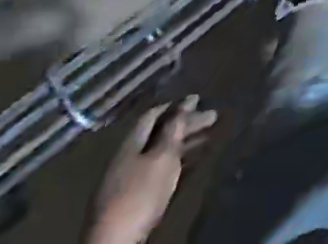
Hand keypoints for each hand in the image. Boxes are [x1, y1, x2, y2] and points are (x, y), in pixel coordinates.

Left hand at [85, 96, 217, 243]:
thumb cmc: (140, 193)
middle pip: (158, 134)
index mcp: (129, 145)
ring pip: (160, 153)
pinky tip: (193, 163)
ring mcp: (128, 180)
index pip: (152, 116)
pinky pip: (160, 170)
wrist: (115, 243)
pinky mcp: (134, 198)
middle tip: (212, 117)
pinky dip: (178, 162)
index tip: (198, 99)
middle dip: (185, 124)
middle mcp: (127, 158)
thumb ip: (173, 130)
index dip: (175, 105)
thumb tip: (185, 103)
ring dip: (184, 143)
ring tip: (209, 138)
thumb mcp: (162, 157)